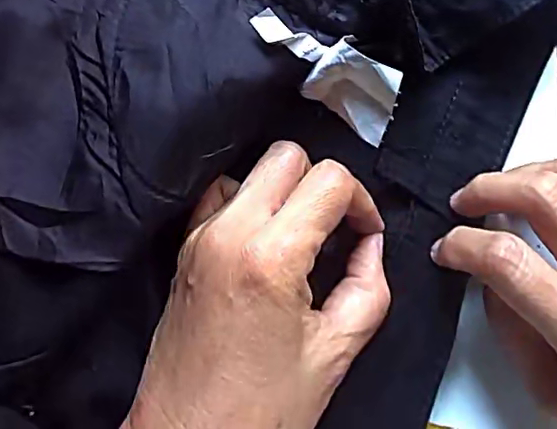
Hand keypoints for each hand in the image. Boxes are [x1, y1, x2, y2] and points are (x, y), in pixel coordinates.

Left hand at [125, 141, 389, 428]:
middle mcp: (230, 235)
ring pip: (258, 167)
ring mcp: (202, 238)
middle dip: (325, 184)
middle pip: (290, 155)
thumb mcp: (335, 352)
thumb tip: (370, 244)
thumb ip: (370, 283)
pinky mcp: (186, 248)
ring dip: (290, 188)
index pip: (330, 179)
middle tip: (337, 224)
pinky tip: (268, 236)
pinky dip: (253, 199)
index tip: (365, 230)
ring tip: (304, 232)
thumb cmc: (253, 415)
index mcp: (270, 257)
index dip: (361, 200)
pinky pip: (224, 192)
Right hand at [432, 158, 556, 428]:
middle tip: (464, 202)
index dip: (466, 245)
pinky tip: (541, 185)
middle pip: (545, 196)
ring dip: (525, 170)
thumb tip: (487, 278)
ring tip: (498, 186)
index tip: (448, 247)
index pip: (512, 261)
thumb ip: (516, 337)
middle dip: (490, 187)